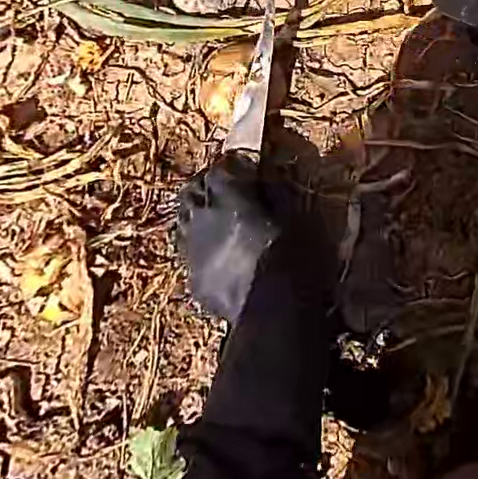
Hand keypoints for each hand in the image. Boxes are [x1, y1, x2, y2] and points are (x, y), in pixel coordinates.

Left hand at [176, 152, 279, 323]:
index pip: (218, 169)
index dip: (233, 166)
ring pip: (184, 221)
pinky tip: (223, 252)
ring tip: (222, 219)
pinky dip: (202, 245)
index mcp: (226, 198)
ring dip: (200, 214)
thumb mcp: (293, 213)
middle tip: (231, 190)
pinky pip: (191, 252)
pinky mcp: (192, 279)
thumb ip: (273, 190)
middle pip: (192, 191)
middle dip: (209, 186)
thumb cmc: (291, 254)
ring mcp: (192, 251)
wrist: (276, 312)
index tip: (249, 169)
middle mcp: (201, 219)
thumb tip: (264, 175)